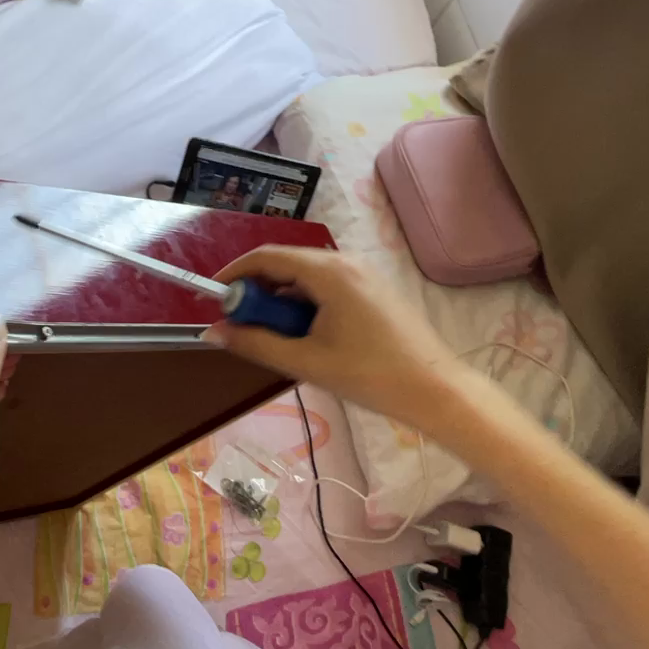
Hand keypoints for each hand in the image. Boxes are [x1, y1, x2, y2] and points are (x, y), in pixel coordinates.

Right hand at [205, 246, 467, 431]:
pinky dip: (303, 304)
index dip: (234, 274)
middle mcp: (344, 262)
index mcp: (328, 272)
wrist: (437, 390)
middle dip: (256, 290)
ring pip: (304, 277)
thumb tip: (213, 333)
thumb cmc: (370, 375)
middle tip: (240, 323)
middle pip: (285, 263)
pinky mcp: (372, 290)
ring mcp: (362, 274)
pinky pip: (324, 287)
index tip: (210, 296)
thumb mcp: (305, 362)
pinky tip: (303, 335)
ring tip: (272, 336)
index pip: (266, 257)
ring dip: (280, 300)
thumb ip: (255, 344)